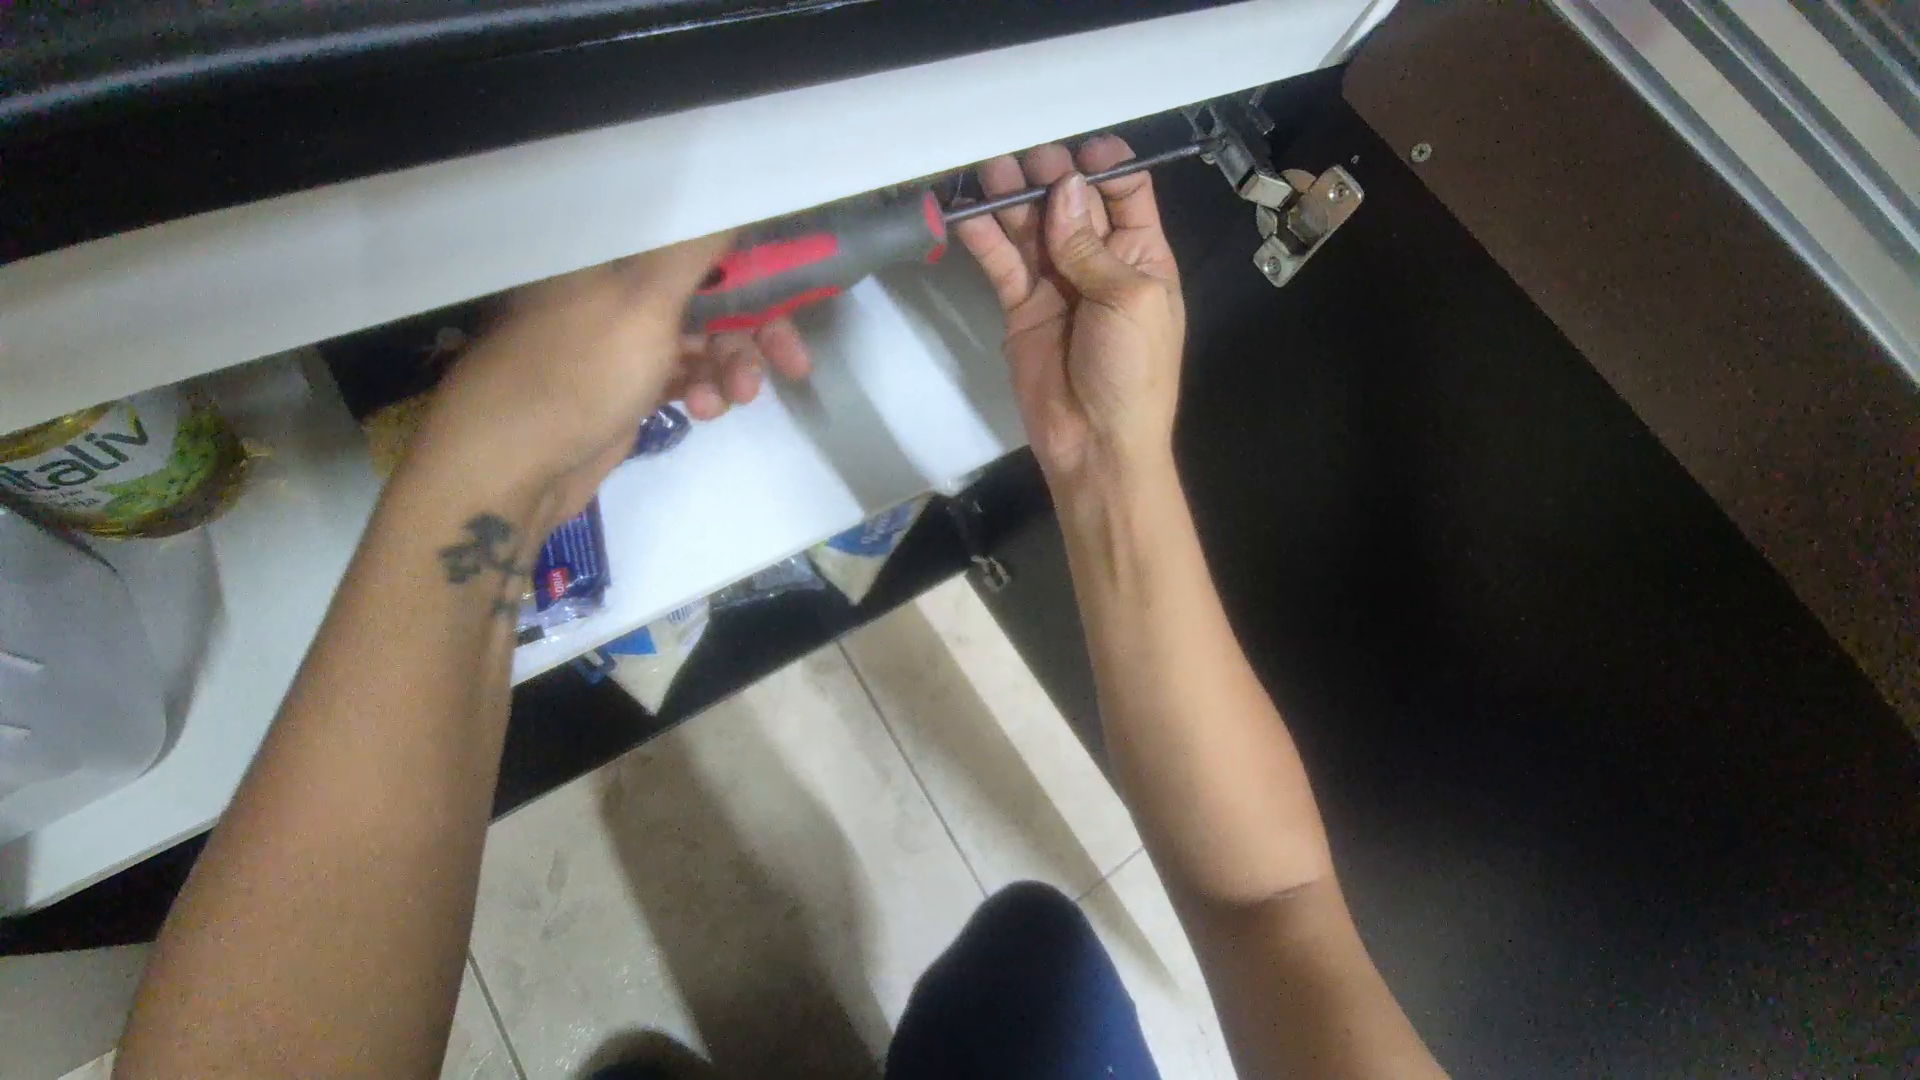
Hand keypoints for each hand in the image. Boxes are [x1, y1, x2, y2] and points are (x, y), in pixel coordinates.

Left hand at [399, 233, 811, 532]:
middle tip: (793, 362)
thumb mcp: (643, 301)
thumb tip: (734, 193)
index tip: (796, 288)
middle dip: (754, 330)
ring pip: (703, 341)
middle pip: (710, 295)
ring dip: (730, 368)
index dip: (752, 263)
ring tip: (733, 400)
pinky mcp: (629, 383)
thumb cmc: (579, 372)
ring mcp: (623, 338)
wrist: (517, 465)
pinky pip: (684, 375)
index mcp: (613, 253)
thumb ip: (696, 248)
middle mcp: (619, 287)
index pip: (700, 241)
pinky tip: (702, 412)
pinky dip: (702, 390)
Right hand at [952, 136, 1185, 492]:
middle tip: (1025, 156)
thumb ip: (1090, 245)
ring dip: (1014, 199)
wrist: (1097, 443)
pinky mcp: (1022, 308)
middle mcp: (1099, 264)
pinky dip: (987, 239)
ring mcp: (1058, 286)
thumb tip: (1065, 189)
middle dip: (1051, 177)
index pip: (1127, 194)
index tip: (1080, 149)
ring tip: (992, 169)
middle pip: (1073, 205)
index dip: (1105, 167)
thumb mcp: (1128, 299)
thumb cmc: (1132, 371)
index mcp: (1142, 257)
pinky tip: (969, 214)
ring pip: (1033, 229)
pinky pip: (1004, 264)